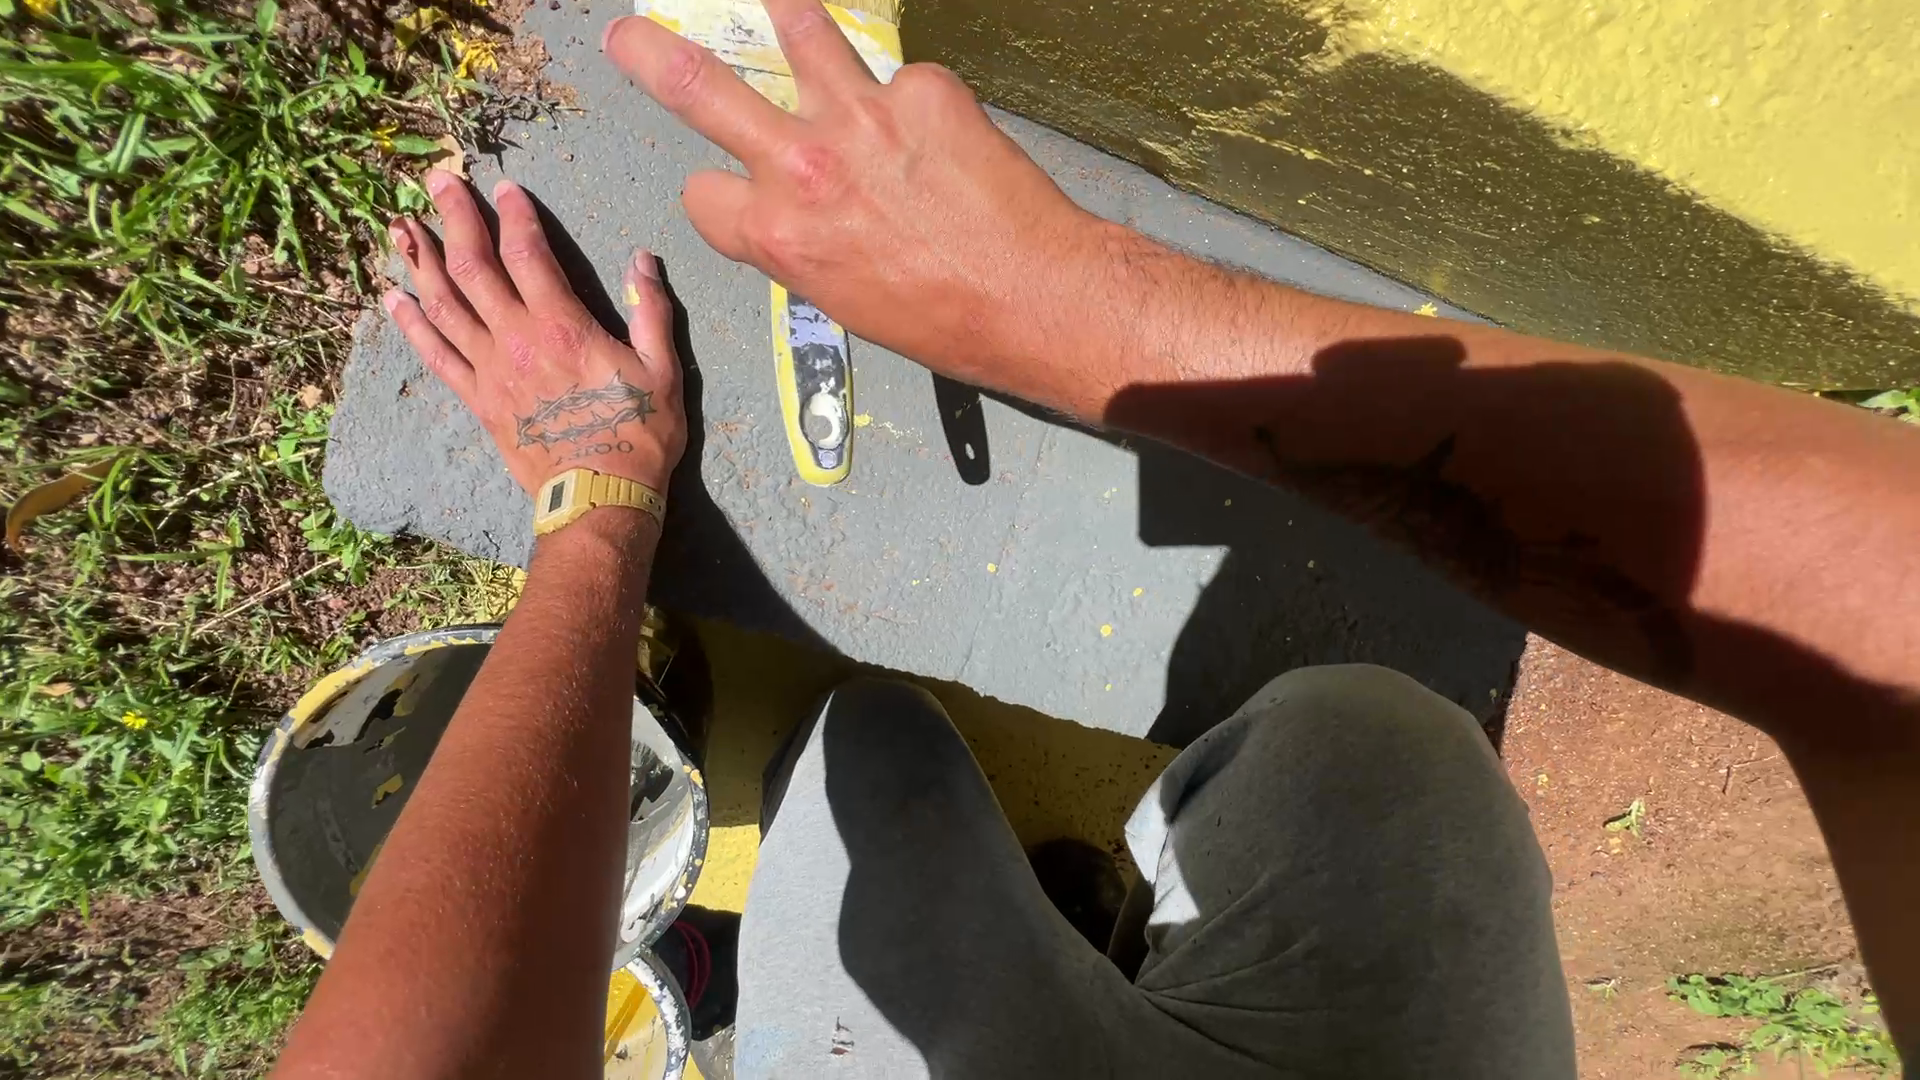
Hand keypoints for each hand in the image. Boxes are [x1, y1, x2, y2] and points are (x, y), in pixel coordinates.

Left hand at [383, 172, 686, 495]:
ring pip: (444, 303)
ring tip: (403, 225)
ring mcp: (490, 370)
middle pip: (473, 267)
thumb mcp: (663, 372)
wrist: (603, 495)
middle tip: (436, 181)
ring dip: (421, 260)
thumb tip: (642, 260)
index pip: (529, 255)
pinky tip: (394, 298)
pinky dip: (411, 324)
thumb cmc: (641, 434)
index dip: (515, 217)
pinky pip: (435, 354)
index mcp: (564, 327)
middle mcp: (516, 339)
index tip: (505, 190)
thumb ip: (652, 313)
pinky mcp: (478, 400)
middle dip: (454, 219)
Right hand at [601, 0, 1127, 412]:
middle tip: (631, 39)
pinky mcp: (923, 89)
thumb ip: (813, 249)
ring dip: (786, 18)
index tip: (734, 197)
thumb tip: (811, 221)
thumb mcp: (851, 303)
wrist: (1030, 300)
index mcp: (779, 236)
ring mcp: (861, 116)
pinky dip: (912, 105)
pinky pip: (903, 83)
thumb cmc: (943, 325)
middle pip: (701, 91)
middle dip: (655, 59)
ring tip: (782, 6)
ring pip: (802, 34)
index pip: (704, 197)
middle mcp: (804, 166)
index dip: (721, 201)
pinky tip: (944, 144)